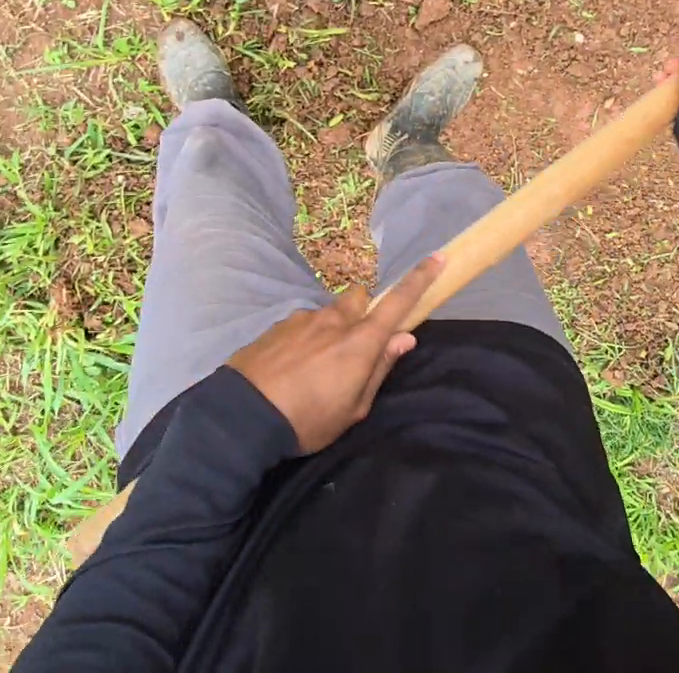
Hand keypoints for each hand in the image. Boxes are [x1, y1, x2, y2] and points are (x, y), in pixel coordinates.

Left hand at [228, 255, 445, 453]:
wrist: (240, 418)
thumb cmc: (307, 420)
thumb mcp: (353, 408)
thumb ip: (379, 368)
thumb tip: (404, 338)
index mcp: (359, 341)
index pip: (397, 302)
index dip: (420, 279)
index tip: (437, 257)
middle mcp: (333, 320)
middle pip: (358, 297)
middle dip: (363, 310)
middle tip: (355, 342)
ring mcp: (301, 320)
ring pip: (326, 314)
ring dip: (329, 331)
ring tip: (312, 368)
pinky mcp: (275, 327)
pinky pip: (300, 326)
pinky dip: (303, 341)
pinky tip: (289, 369)